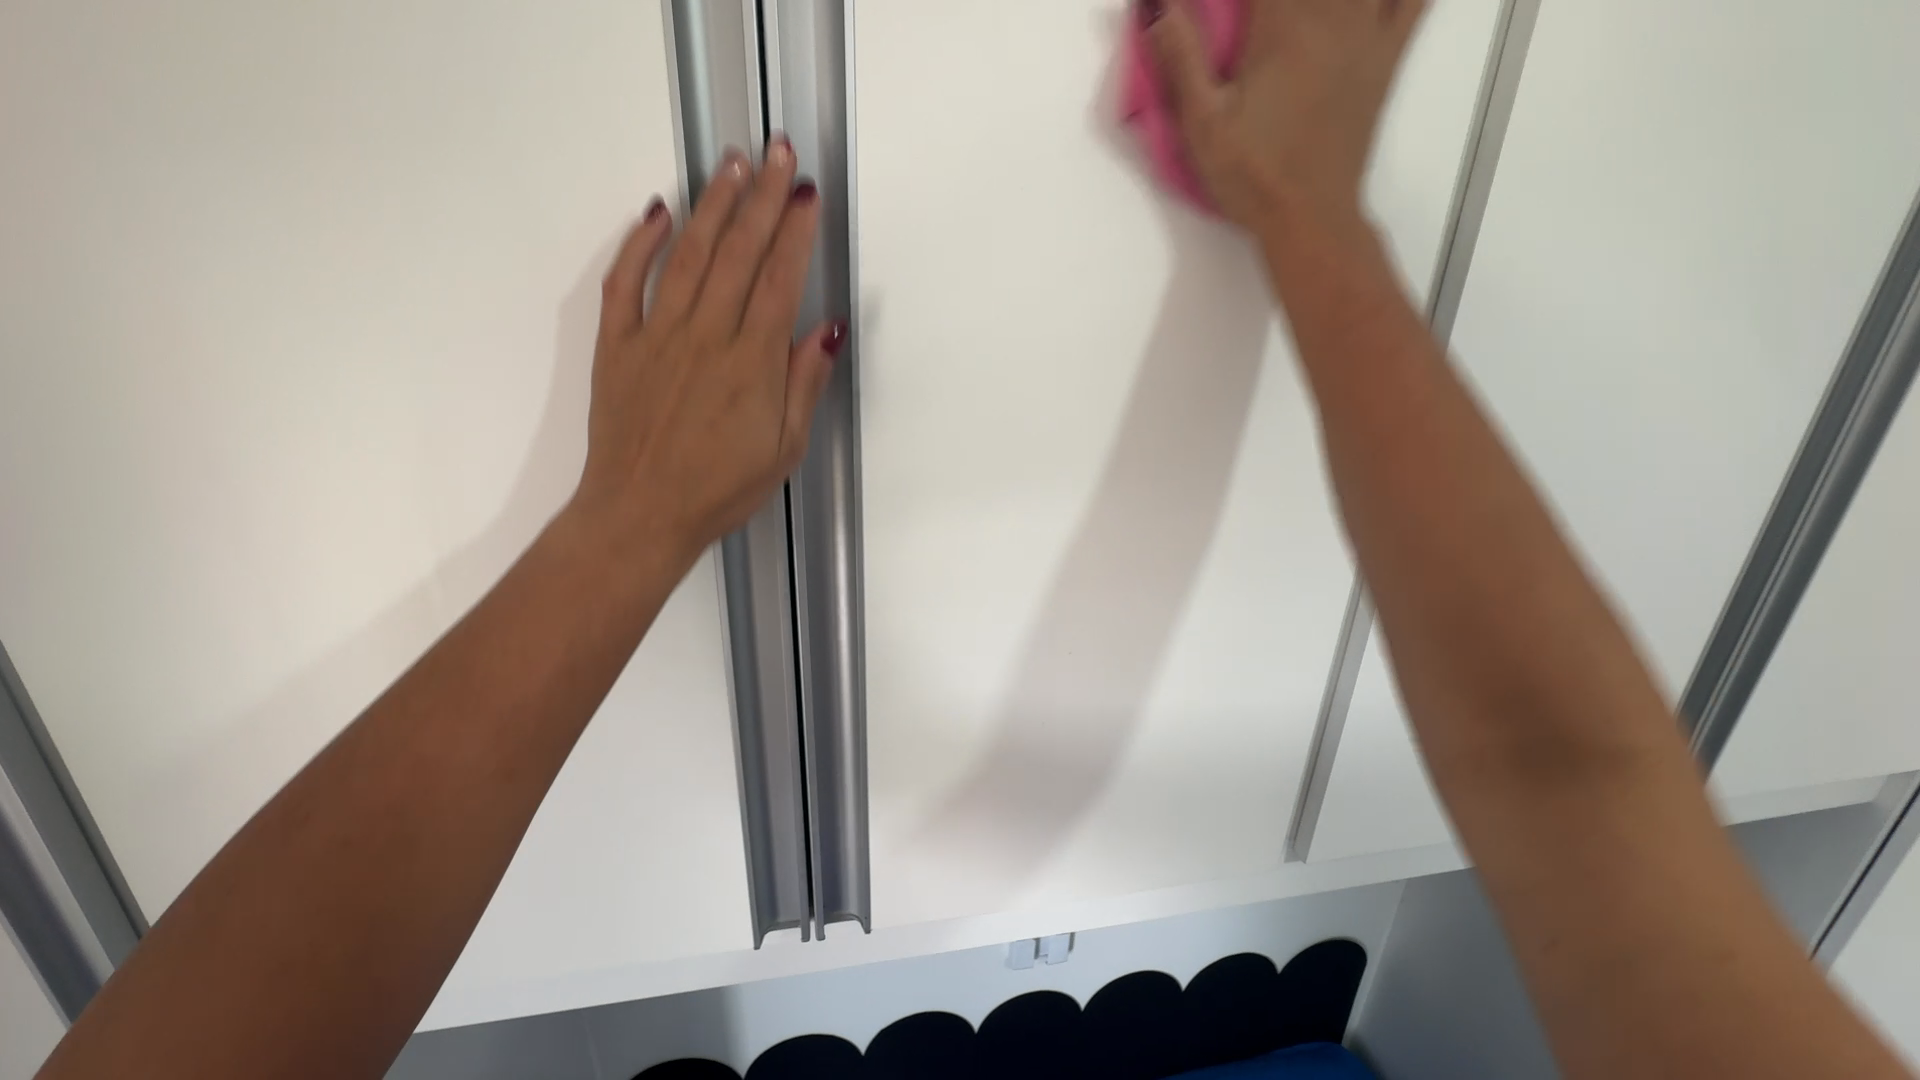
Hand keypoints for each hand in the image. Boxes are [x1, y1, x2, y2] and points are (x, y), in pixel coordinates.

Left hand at [569, 139, 844, 570]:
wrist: (640, 514)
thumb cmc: (718, 489)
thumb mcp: (783, 448)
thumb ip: (804, 384)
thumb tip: (827, 330)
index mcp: (752, 364)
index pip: (781, 280)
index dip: (797, 231)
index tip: (808, 194)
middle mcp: (706, 337)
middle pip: (740, 253)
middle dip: (763, 198)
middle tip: (779, 154)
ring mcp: (658, 336)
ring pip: (690, 255)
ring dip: (713, 205)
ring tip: (732, 165)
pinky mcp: (619, 345)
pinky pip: (628, 283)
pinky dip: (640, 244)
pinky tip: (657, 212)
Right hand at [1143, 0, 1426, 231]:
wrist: (1309, 217)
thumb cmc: (1252, 175)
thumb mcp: (1202, 123)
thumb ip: (1182, 58)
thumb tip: (1159, 5)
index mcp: (1281, 28)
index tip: (1223, 7)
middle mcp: (1332, 16)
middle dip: (1273, 0)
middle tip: (1259, 17)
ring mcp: (1368, 33)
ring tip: (1298, 13)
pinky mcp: (1387, 58)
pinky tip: (1367, 4)